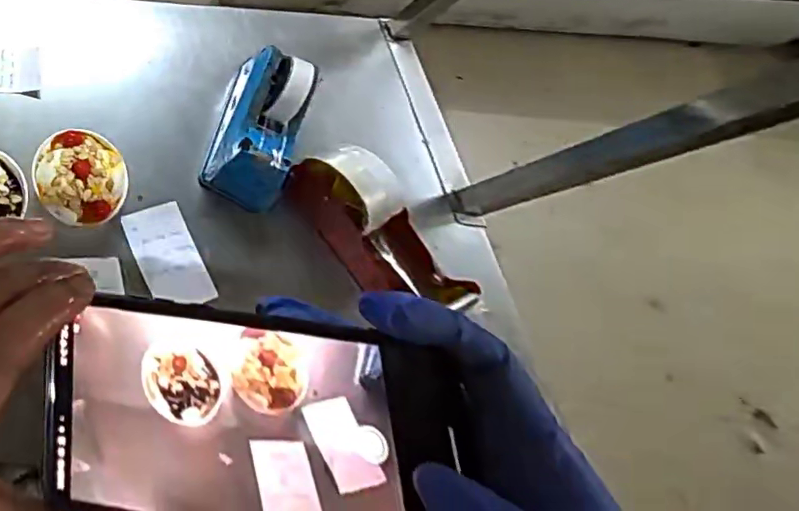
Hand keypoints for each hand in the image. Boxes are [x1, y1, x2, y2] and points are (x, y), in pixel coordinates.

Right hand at [257, 293, 616, 510]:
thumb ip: (502, 510)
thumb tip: (433, 477)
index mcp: (526, 439)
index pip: (479, 356)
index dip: (427, 320)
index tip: (375, 309)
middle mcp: (478, 439)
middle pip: (404, 368)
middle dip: (342, 335)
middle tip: (285, 315)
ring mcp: (447, 462)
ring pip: (379, 406)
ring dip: (326, 378)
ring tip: (273, 354)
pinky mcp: (418, 490)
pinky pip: (371, 455)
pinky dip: (330, 435)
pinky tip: (293, 427)